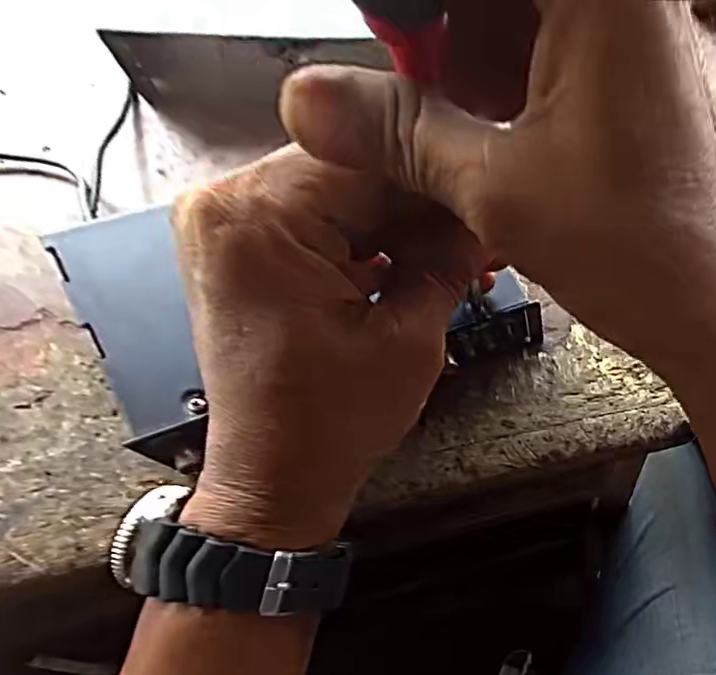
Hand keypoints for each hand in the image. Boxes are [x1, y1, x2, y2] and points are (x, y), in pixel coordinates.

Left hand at [170, 146, 488, 549]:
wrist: (279, 471)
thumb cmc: (329, 420)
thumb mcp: (410, 341)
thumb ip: (445, 269)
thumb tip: (480, 226)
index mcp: (259, 218)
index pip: (368, 162)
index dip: (439, 184)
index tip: (487, 206)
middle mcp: (227, 206)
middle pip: (349, 175)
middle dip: (423, 210)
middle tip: (483, 239)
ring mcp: (229, 229)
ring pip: (338, 201)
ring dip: (402, 231)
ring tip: (460, 263)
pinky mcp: (243, 254)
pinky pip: (318, 228)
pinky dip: (369, 247)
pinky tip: (418, 270)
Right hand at [278, 0, 715, 395]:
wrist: (709, 321)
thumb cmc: (630, 259)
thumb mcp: (496, 190)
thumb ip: (399, 131)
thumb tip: (306, 100)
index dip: (417, 13)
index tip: (391, 42)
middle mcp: (636, 5)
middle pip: (508, 1)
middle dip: (449, 31)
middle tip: (413, 79)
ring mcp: (646, 42)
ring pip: (532, 17)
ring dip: (477, 51)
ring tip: (450, 117)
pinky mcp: (648, 85)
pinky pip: (566, 48)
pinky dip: (518, 77)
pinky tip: (496, 128)